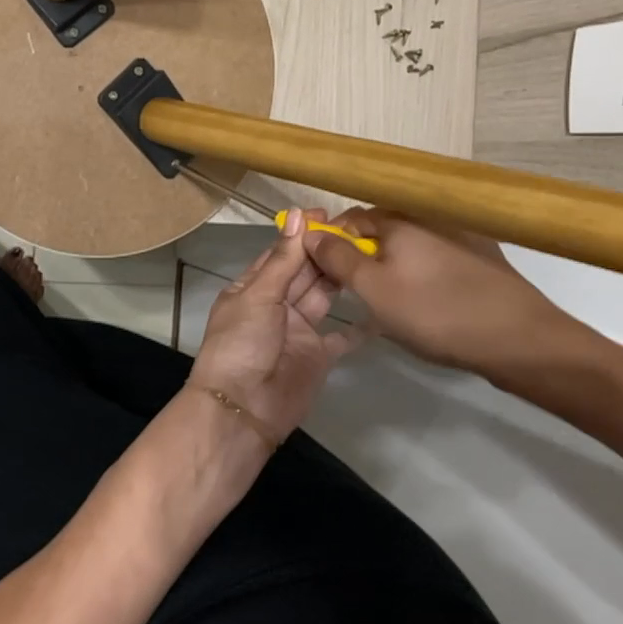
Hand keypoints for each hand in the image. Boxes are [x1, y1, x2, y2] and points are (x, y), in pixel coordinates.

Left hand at [188, 209, 361, 443]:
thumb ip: (282, 259)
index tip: (327, 215)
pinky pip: (342, 338)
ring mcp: (298, 331)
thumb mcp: (259, 296)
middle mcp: (276, 305)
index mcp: (252, 288)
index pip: (279, 254)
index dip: (301, 235)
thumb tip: (297, 215)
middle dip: (325, 253)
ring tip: (369, 255)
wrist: (244, 407)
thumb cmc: (242, 343)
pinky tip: (380, 309)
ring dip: (341, 279)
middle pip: (303, 273)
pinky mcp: (318, 357)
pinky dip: (359, 327)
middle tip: (357, 230)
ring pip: (323, 297)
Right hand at [304, 207, 583, 373]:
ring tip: (393, 303)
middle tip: (358, 295)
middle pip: (380, 230)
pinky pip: (437, 258)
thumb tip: (311, 233)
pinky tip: (429, 302)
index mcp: (401, 218)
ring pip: (410, 246)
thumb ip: (338, 258)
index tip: (326, 275)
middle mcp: (430, 216)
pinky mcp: (484, 258)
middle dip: (362, 256)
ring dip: (393, 266)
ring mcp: (462, 234)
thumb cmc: (437, 313)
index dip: (331, 244)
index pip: (349, 219)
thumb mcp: (374, 290)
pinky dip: (423, 274)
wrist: (523, 341)